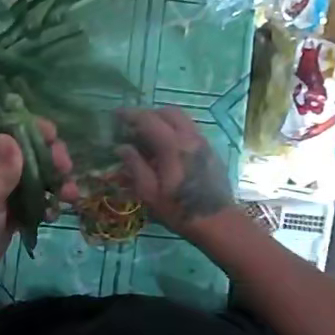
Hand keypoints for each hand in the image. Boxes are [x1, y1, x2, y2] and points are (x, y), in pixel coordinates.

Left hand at [0, 123, 75, 287]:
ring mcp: (0, 197)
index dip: (26, 128)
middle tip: (66, 168)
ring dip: (54, 184)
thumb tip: (10, 136)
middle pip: (23, 155)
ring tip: (71, 195)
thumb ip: (0, 169)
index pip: (1, 134)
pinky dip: (46, 206)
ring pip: (32, 181)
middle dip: (48, 158)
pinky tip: (54, 214)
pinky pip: (32, 205)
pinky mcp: (9, 217)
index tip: (52, 134)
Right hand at [117, 107, 233, 238]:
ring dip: (164, 121)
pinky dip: (176, 130)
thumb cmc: (179, 210)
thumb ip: (135, 166)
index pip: (148, 119)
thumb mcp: (150, 193)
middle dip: (149, 114)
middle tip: (134, 126)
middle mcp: (190, 137)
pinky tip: (168, 148)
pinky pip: (191, 130)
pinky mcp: (211, 151)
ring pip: (182, 119)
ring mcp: (204, 142)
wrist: (217, 222)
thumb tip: (121, 147)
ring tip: (150, 136)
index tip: (116, 115)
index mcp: (173, 146)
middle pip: (168, 112)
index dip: (130, 114)